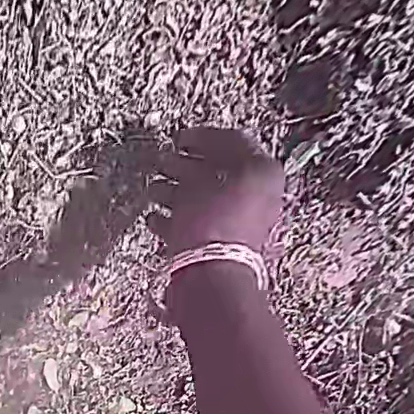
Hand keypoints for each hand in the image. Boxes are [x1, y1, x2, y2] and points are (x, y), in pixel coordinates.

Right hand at [148, 127, 284, 254]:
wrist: (213, 276)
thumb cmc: (211, 220)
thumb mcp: (201, 180)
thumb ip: (193, 163)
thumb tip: (183, 151)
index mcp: (261, 172)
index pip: (232, 143)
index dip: (202, 138)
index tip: (177, 138)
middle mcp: (253, 197)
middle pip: (215, 174)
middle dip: (183, 167)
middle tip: (159, 162)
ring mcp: (236, 225)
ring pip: (202, 202)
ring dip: (174, 193)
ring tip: (152, 190)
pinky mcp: (217, 248)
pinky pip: (195, 228)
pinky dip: (174, 221)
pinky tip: (153, 218)